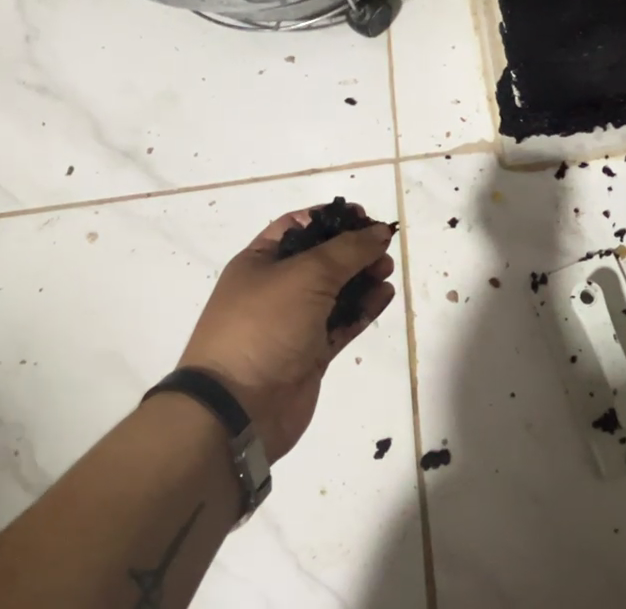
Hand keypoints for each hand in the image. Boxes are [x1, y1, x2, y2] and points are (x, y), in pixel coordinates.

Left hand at [177, 205, 397, 460]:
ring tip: (388, 270)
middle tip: (383, 248)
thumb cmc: (264, 326)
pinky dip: (364, 308)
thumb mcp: (306, 275)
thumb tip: (379, 232)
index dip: (332, 218)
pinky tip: (385, 295)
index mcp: (259, 261)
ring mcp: (293, 324)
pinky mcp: (310, 354)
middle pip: (321, 259)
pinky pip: (342, 323)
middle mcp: (275, 289)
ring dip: (363, 278)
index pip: (299, 226)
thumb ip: (348, 250)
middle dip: (354, 249)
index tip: (366, 216)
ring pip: (335, 292)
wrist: (238, 408)